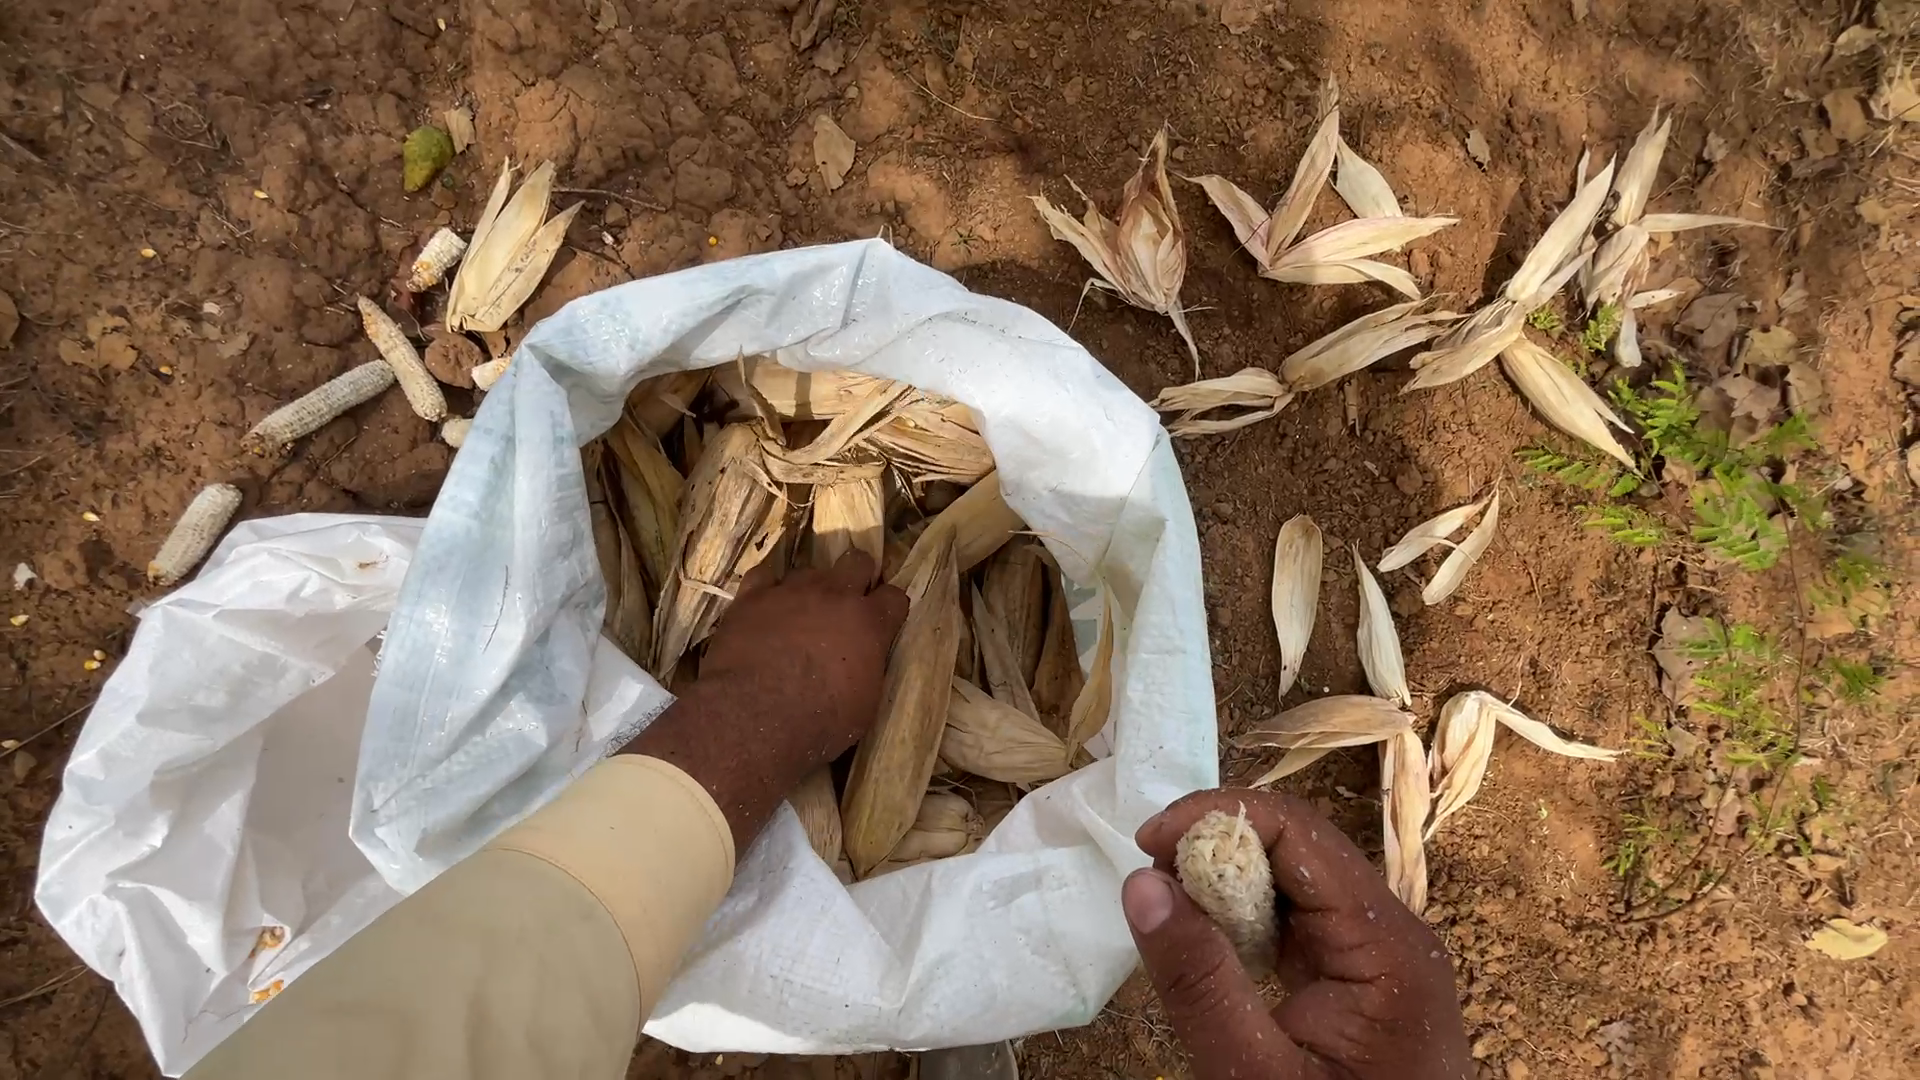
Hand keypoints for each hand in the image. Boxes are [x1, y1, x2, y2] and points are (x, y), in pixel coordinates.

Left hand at [621, 551, 909, 854]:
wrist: (753, 716)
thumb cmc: (820, 721)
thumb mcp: (865, 703)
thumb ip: (870, 667)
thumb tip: (866, 658)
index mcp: (869, 622)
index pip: (895, 597)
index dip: (891, 607)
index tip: (886, 620)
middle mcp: (835, 595)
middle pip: (857, 561)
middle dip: (859, 576)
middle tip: (849, 602)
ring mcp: (791, 590)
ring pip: (811, 569)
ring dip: (812, 587)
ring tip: (802, 611)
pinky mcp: (752, 596)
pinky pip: (764, 575)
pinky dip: (769, 587)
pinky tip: (767, 602)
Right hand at [1123, 790, 1470, 1079]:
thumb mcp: (1254, 1078)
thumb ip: (1200, 983)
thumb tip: (1139, 881)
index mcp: (1386, 944)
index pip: (1297, 831)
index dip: (1217, 816)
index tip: (1149, 845)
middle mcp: (1390, 929)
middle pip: (1296, 843)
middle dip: (1215, 842)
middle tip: (1152, 873)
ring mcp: (1375, 949)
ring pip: (1290, 871)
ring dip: (1222, 873)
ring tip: (1170, 901)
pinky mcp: (1354, 968)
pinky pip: (1292, 910)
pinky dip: (1239, 907)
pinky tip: (1207, 934)